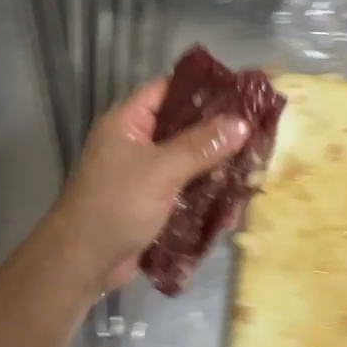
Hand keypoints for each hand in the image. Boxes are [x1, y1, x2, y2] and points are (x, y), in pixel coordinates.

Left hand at [41, 77, 249, 294]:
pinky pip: (186, 189)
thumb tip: (241, 122)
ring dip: (217, 167)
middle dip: (219, 132)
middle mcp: (135, 143)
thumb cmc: (115, 204)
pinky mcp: (153, 202)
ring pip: (189, 161)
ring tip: (258, 167)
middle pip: (183, 127)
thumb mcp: (159, 170)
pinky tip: (237, 200)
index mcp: (127, 123)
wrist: (83, 259)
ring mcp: (144, 174)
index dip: (203, 87)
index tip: (244, 91)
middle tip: (263, 132)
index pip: (167, 90)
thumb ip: (199, 146)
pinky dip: (207, 194)